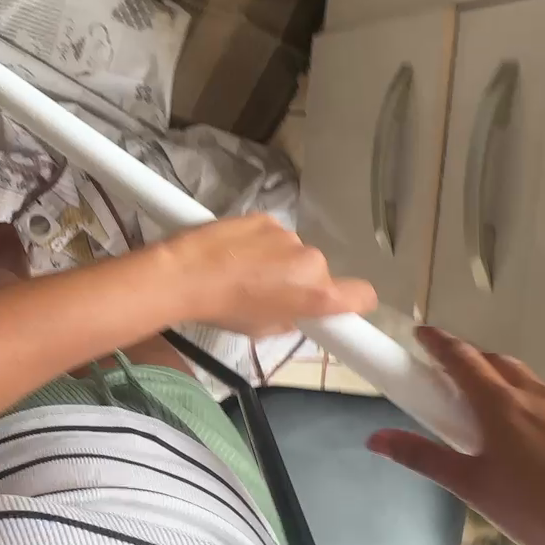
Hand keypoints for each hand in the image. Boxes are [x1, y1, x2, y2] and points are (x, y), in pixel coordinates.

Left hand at [158, 215, 375, 337]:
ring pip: (290, 250)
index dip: (351, 301)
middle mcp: (310, 259)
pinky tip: (231, 249)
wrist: (183, 273)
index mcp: (317, 293)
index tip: (336, 304)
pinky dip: (256, 240)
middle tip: (263, 288)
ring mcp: (286, 234)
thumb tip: (294, 307)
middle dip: (297, 279)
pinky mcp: (263, 216)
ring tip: (239, 268)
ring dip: (274, 258)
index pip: (362, 295)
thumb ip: (291, 315)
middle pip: (317, 271)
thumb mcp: (263, 328)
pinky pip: (268, 233)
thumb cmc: (222, 309)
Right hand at [366, 327, 544, 544]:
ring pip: (541, 390)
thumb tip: (373, 438)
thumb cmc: (544, 514)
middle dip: (476, 362)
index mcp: (502, 405)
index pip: (462, 358)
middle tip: (456, 378)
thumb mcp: (474, 489)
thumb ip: (423, 458)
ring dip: (515, 390)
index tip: (421, 334)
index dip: (438, 343)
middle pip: (502, 365)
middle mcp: (544, 399)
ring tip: (506, 423)